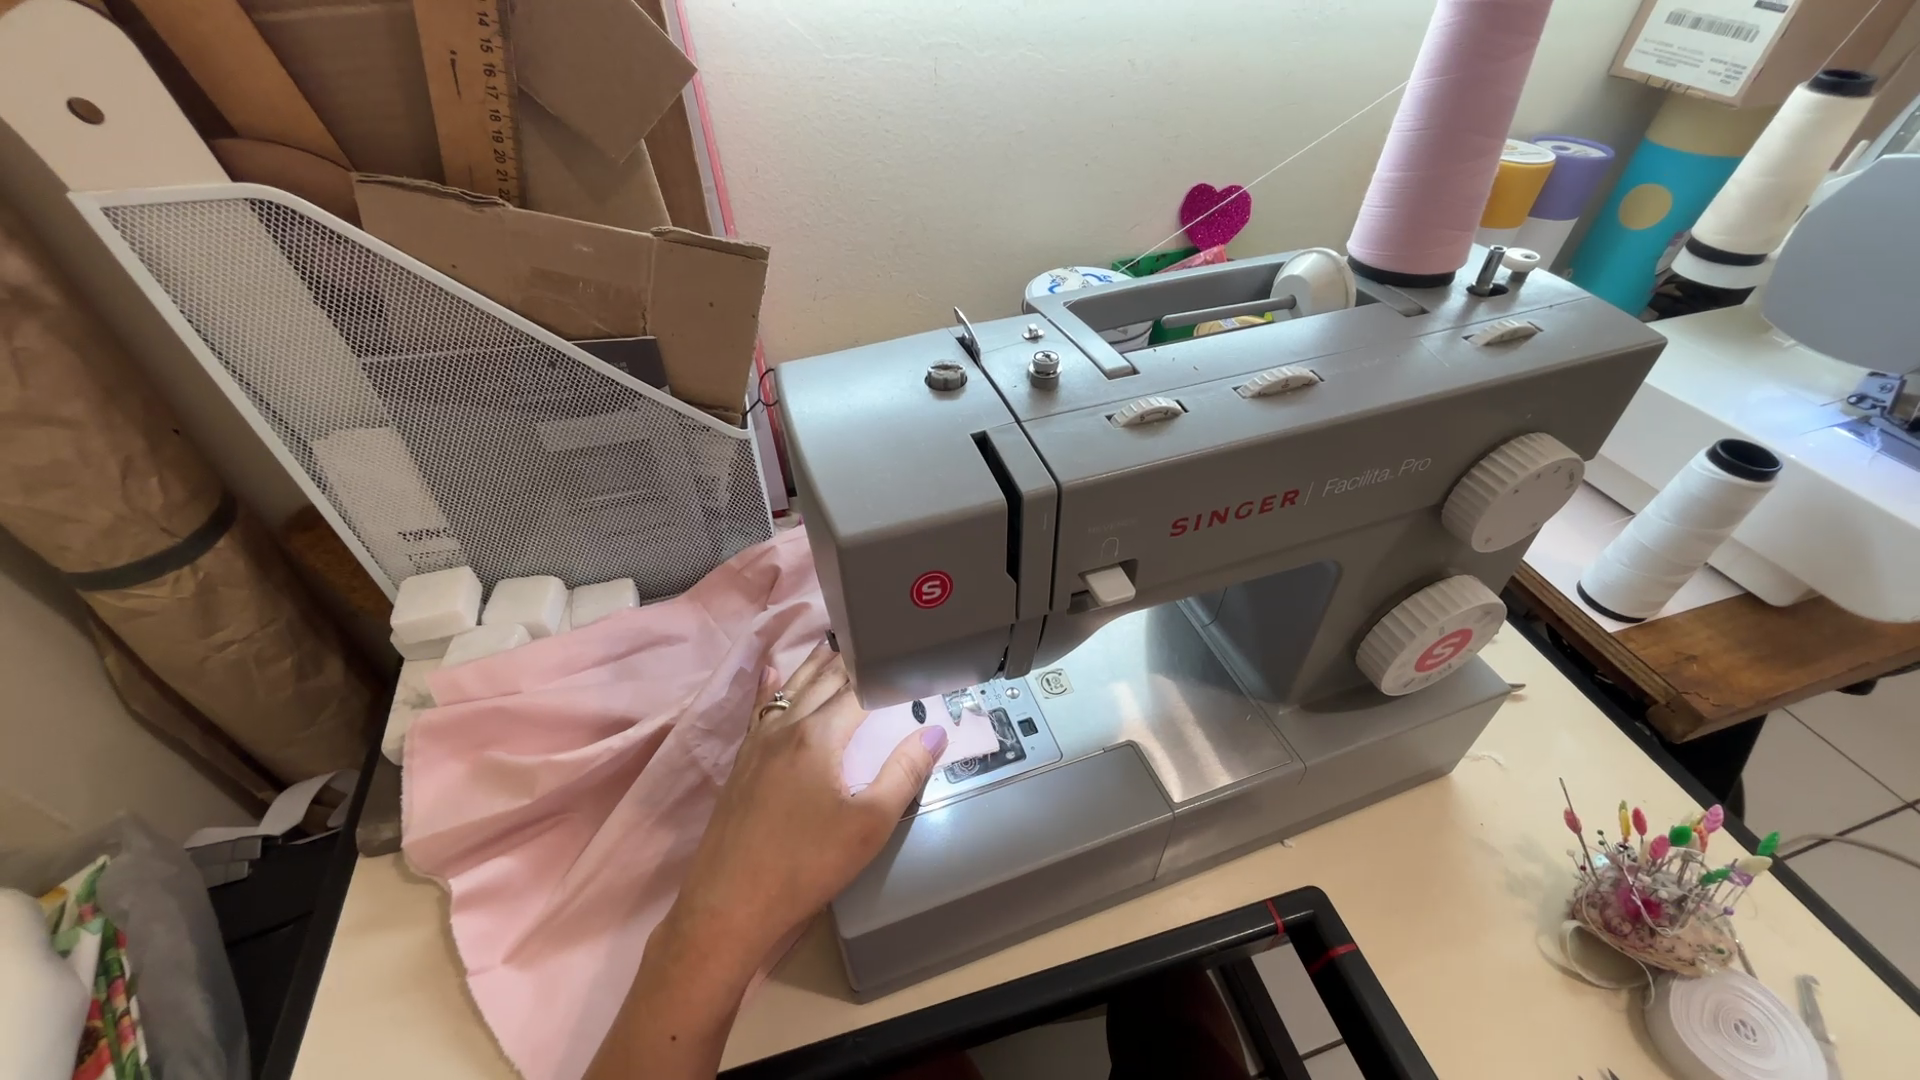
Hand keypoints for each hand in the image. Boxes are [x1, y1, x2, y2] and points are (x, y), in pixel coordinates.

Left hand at [586, 642, 947, 1079]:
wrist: (729, 905)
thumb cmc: (807, 864)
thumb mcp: (870, 824)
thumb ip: (905, 772)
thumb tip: (935, 730)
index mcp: (820, 735)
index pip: (857, 688)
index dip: (882, 672)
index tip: (903, 655)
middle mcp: (787, 727)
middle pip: (822, 680)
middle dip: (848, 658)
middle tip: (871, 638)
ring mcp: (758, 743)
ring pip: (791, 690)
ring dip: (814, 665)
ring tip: (833, 642)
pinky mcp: (742, 762)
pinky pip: (760, 709)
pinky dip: (771, 686)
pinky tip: (771, 671)